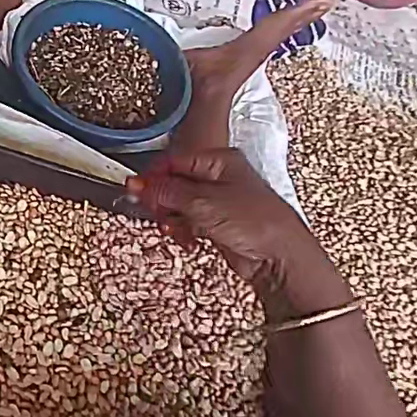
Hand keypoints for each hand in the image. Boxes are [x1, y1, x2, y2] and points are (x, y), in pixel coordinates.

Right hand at [125, 149, 349, 317]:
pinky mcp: (220, 223)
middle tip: (156, 214)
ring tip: (173, 230)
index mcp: (219, 159)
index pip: (174, 161)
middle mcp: (220, 177)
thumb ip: (166, 192)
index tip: (136, 191)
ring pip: (181, 205)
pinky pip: (191, 222)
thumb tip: (136, 184)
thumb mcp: (201, 202)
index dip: (154, 176)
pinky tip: (187, 240)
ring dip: (172, 219)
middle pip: (175, 183)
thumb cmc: (251, 221)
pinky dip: (184, 230)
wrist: (280, 257)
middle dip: (163, 201)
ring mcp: (220, 201)